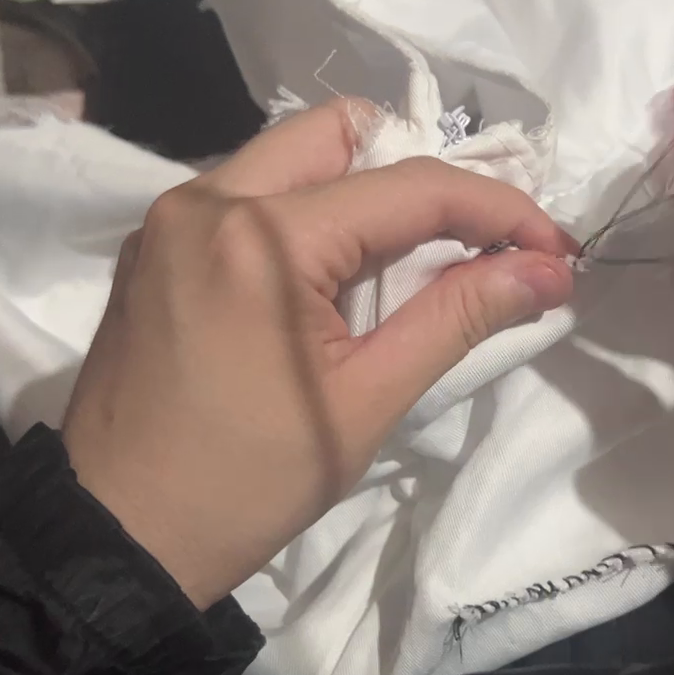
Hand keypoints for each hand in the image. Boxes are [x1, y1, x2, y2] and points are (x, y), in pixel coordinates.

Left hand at [62, 99, 574, 608]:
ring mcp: (169, 218)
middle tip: (468, 245)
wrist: (119, 538)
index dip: (499, 209)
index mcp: (263, 238)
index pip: (409, 187)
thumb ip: (459, 318)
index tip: (554, 249)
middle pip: (343, 136)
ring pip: (292, 157)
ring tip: (406, 266)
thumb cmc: (250, 484)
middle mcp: (206, 198)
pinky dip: (310, 215)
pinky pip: (250, 195)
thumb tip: (548, 271)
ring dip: (364, 194)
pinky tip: (331, 280)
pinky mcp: (154, 245)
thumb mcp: (367, 402)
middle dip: (422, 179)